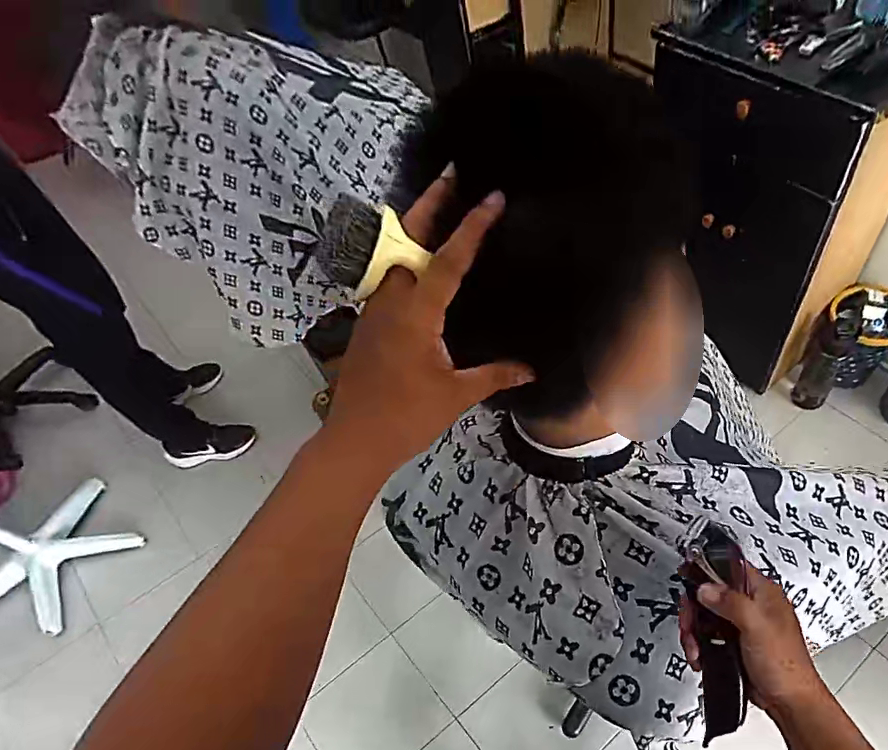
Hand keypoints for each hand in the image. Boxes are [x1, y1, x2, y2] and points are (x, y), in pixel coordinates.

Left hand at [319, 170, 532, 475]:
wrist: (356, 438)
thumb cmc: (407, 417)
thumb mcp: (456, 395)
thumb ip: (494, 376)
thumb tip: (531, 370)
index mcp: (416, 314)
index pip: (448, 261)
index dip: (472, 228)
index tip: (491, 199)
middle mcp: (390, 301)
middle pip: (410, 240)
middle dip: (432, 205)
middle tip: (451, 174)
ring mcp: (375, 309)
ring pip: (394, 254)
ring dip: (415, 227)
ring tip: (439, 208)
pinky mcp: (370, 322)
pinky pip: (389, 277)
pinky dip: (407, 256)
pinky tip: (420, 262)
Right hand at [679, 569, 833, 720]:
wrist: (788, 700)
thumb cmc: (786, 665)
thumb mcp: (756, 626)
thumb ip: (731, 603)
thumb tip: (707, 589)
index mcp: (764, 593)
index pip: (731, 567)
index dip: (708, 568)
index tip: (689, 574)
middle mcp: (753, 606)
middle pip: (712, 593)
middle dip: (695, 609)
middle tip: (690, 623)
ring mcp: (743, 626)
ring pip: (707, 616)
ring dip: (695, 631)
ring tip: (696, 646)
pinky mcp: (735, 644)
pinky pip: (710, 637)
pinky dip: (701, 644)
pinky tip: (701, 655)